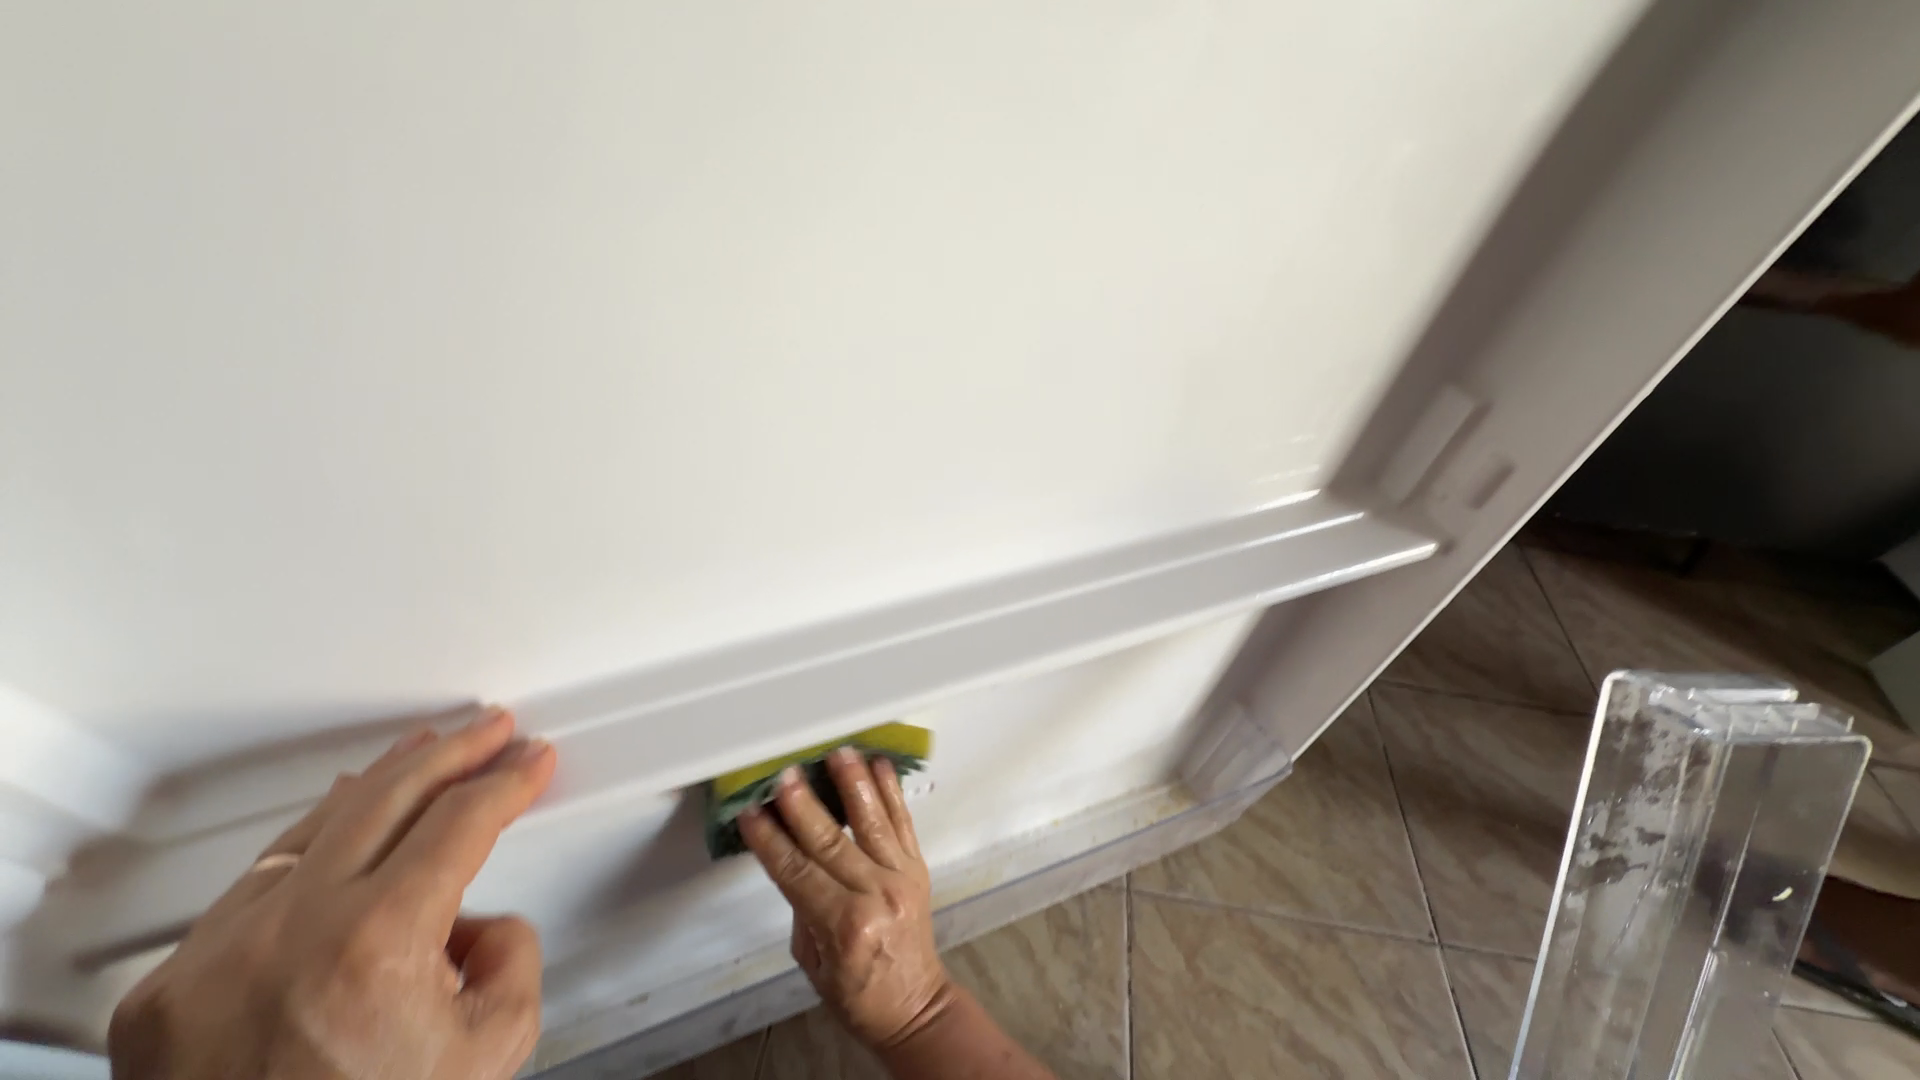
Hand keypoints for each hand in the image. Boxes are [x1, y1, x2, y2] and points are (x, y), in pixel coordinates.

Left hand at [108, 707, 556, 1079]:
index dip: (507, 780)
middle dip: (455, 752)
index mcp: (375, 945)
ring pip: (318, 825)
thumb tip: (478, 923)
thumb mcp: (493, 1046)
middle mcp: (286, 936)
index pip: (460, 822)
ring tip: (426, 748)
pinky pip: (258, 879)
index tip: (529, 763)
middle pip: (389, 797)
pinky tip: (343, 812)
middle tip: (491, 730)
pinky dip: (315, 835)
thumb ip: (513, 955)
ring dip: (386, 779)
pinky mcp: (170, 986)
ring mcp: (217, 956)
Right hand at [738, 748, 953, 1048]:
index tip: (750, 813)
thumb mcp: (812, 959)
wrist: (913, 1004)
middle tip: (785, 776)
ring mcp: (902, 876)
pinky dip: (890, 791)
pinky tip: (879, 765)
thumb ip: (802, 904)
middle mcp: (877, 894)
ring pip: (872, 821)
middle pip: (831, 841)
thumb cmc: (856, 992)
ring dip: (852, 783)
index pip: (797, 872)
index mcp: (845, 925)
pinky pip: (903, 821)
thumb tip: (789, 851)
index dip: (770, 840)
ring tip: (837, 753)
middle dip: (804, 805)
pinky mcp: (918, 866)